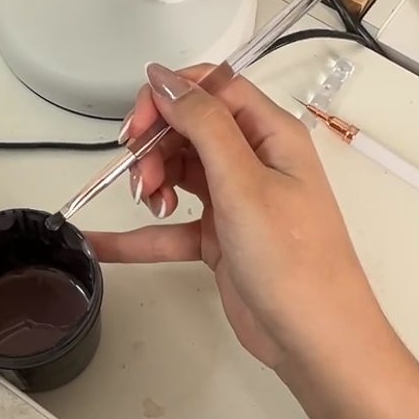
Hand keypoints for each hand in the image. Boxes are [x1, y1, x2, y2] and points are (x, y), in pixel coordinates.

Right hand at [87, 64, 418, 418]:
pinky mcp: (219, 238)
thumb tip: (166, 78)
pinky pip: (171, 226)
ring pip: (178, 171)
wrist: (314, 340)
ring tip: (148, 203)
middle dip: (155, 144)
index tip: (137, 123)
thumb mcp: (244, 184)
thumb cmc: (296, 263)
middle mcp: (254, 162)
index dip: (170, 97)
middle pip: (189, 128)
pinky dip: (139, 234)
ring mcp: (236, 200)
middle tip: (139, 174)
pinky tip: (104, 243)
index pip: (213, 89)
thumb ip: (202, 125)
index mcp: (271, 136)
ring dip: (152, 182)